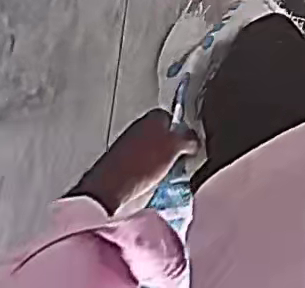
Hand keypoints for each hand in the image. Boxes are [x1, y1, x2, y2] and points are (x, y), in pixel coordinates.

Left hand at [70, 108, 198, 213]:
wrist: (109, 189)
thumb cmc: (143, 163)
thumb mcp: (176, 147)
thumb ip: (190, 139)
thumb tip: (195, 141)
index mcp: (155, 115)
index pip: (177, 118)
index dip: (185, 134)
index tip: (189, 147)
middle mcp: (141, 125)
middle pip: (165, 135)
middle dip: (173, 149)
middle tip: (179, 162)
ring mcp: (129, 145)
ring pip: (154, 152)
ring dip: (161, 163)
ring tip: (164, 176)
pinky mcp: (120, 164)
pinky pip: (142, 165)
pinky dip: (148, 174)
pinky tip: (150, 183)